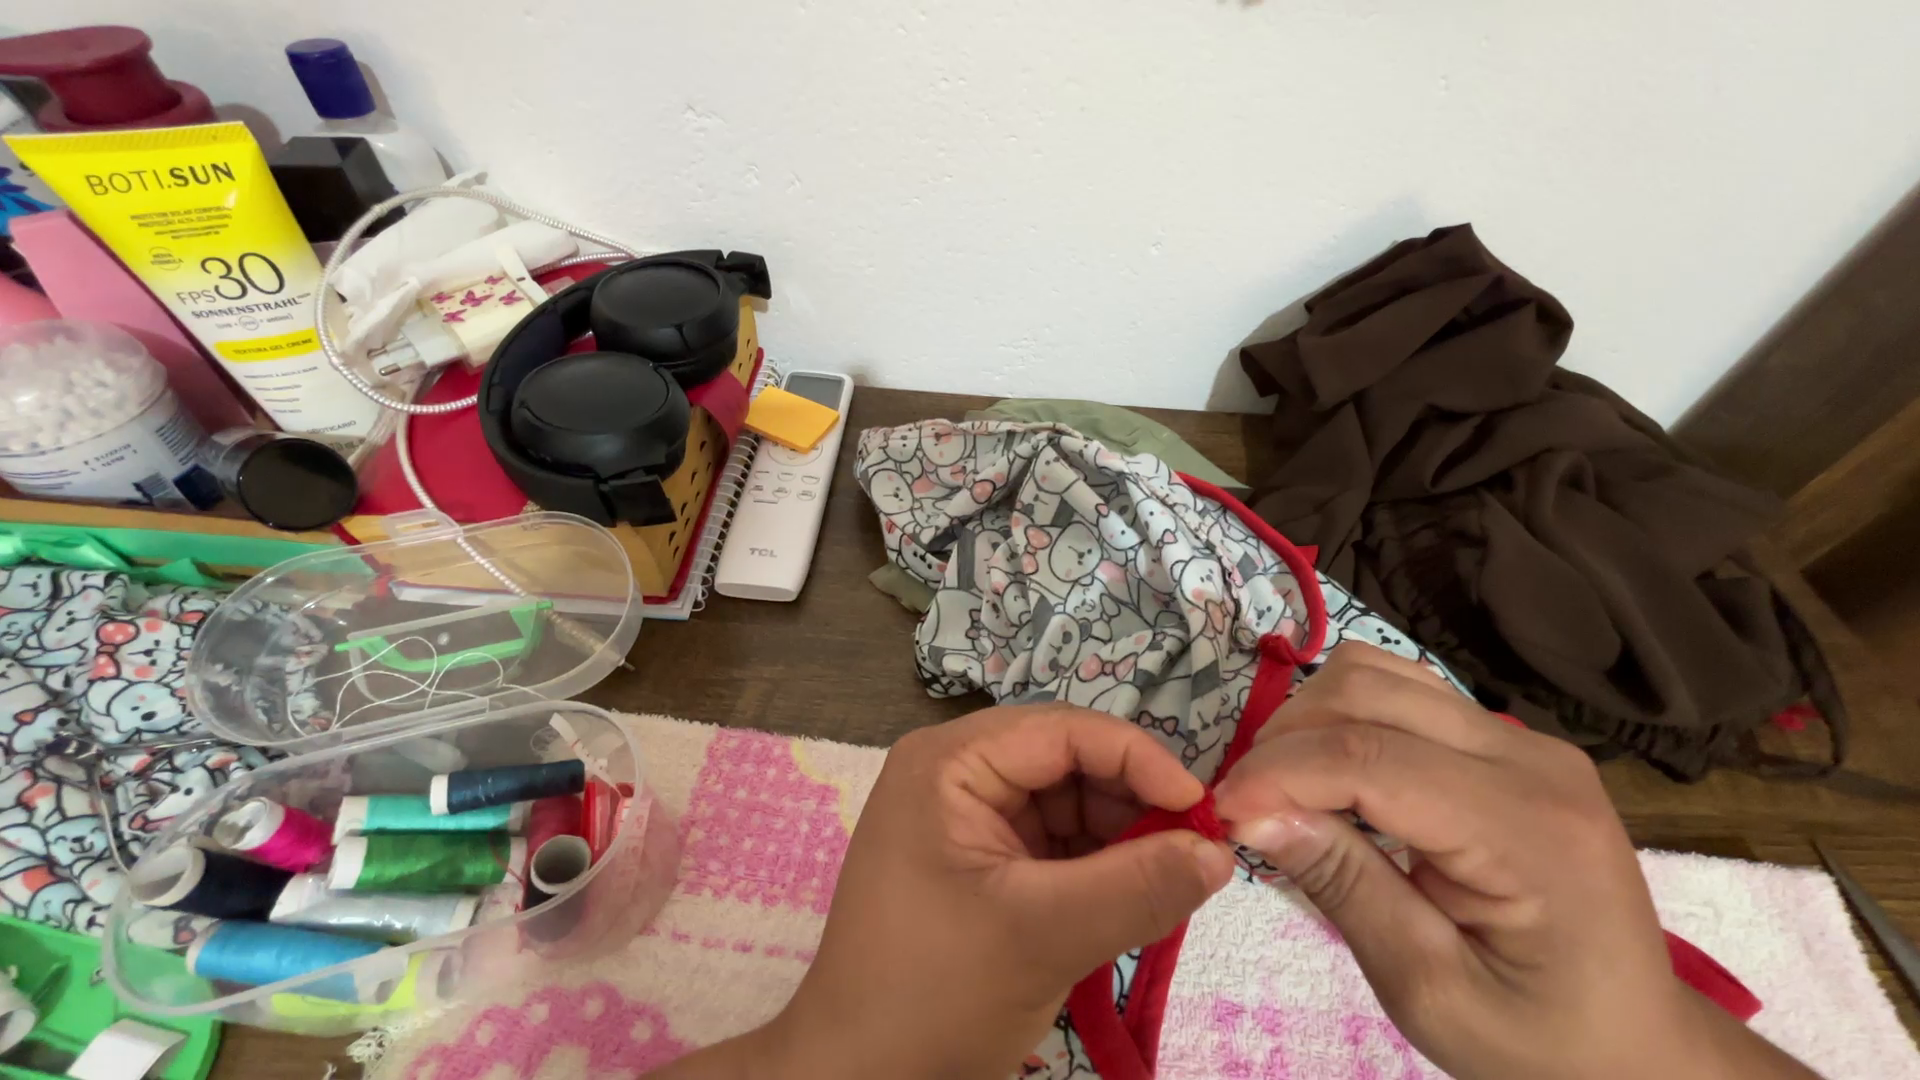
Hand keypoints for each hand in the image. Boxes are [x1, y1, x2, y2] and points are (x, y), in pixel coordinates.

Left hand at [656, 703, 1234, 1078]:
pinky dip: (1099, 866)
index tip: (1203, 813)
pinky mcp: (983, 859)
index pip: (1062, 730)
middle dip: (1132, 804)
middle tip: (1193, 855)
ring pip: (1069, 803)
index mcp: (949, 761)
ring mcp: (968, 816)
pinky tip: (1129, 897)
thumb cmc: (933, 994)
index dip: (1139, 759)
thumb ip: (1138, 887)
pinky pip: (1056, 842)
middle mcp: (956, 772)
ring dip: (1121, 839)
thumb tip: (1221, 851)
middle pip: (1068, 761)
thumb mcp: (1042, 935)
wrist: (860, 1078)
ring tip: (1163, 886)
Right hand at [1212, 643, 1815, 1079]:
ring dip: (1307, 717)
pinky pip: (1397, 687)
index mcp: (1526, 830)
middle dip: (1283, 739)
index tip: (1218, 813)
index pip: (1370, 758)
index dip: (1277, 774)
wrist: (1635, 1045)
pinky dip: (1341, 713)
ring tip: (1283, 785)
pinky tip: (1332, 768)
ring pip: (1375, 672)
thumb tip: (1251, 812)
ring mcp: (1519, 737)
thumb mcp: (1429, 990)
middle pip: (1365, 692)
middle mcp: (1529, 757)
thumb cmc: (1535, 1038)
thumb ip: (1343, 887)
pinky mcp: (1502, 736)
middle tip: (1247, 805)